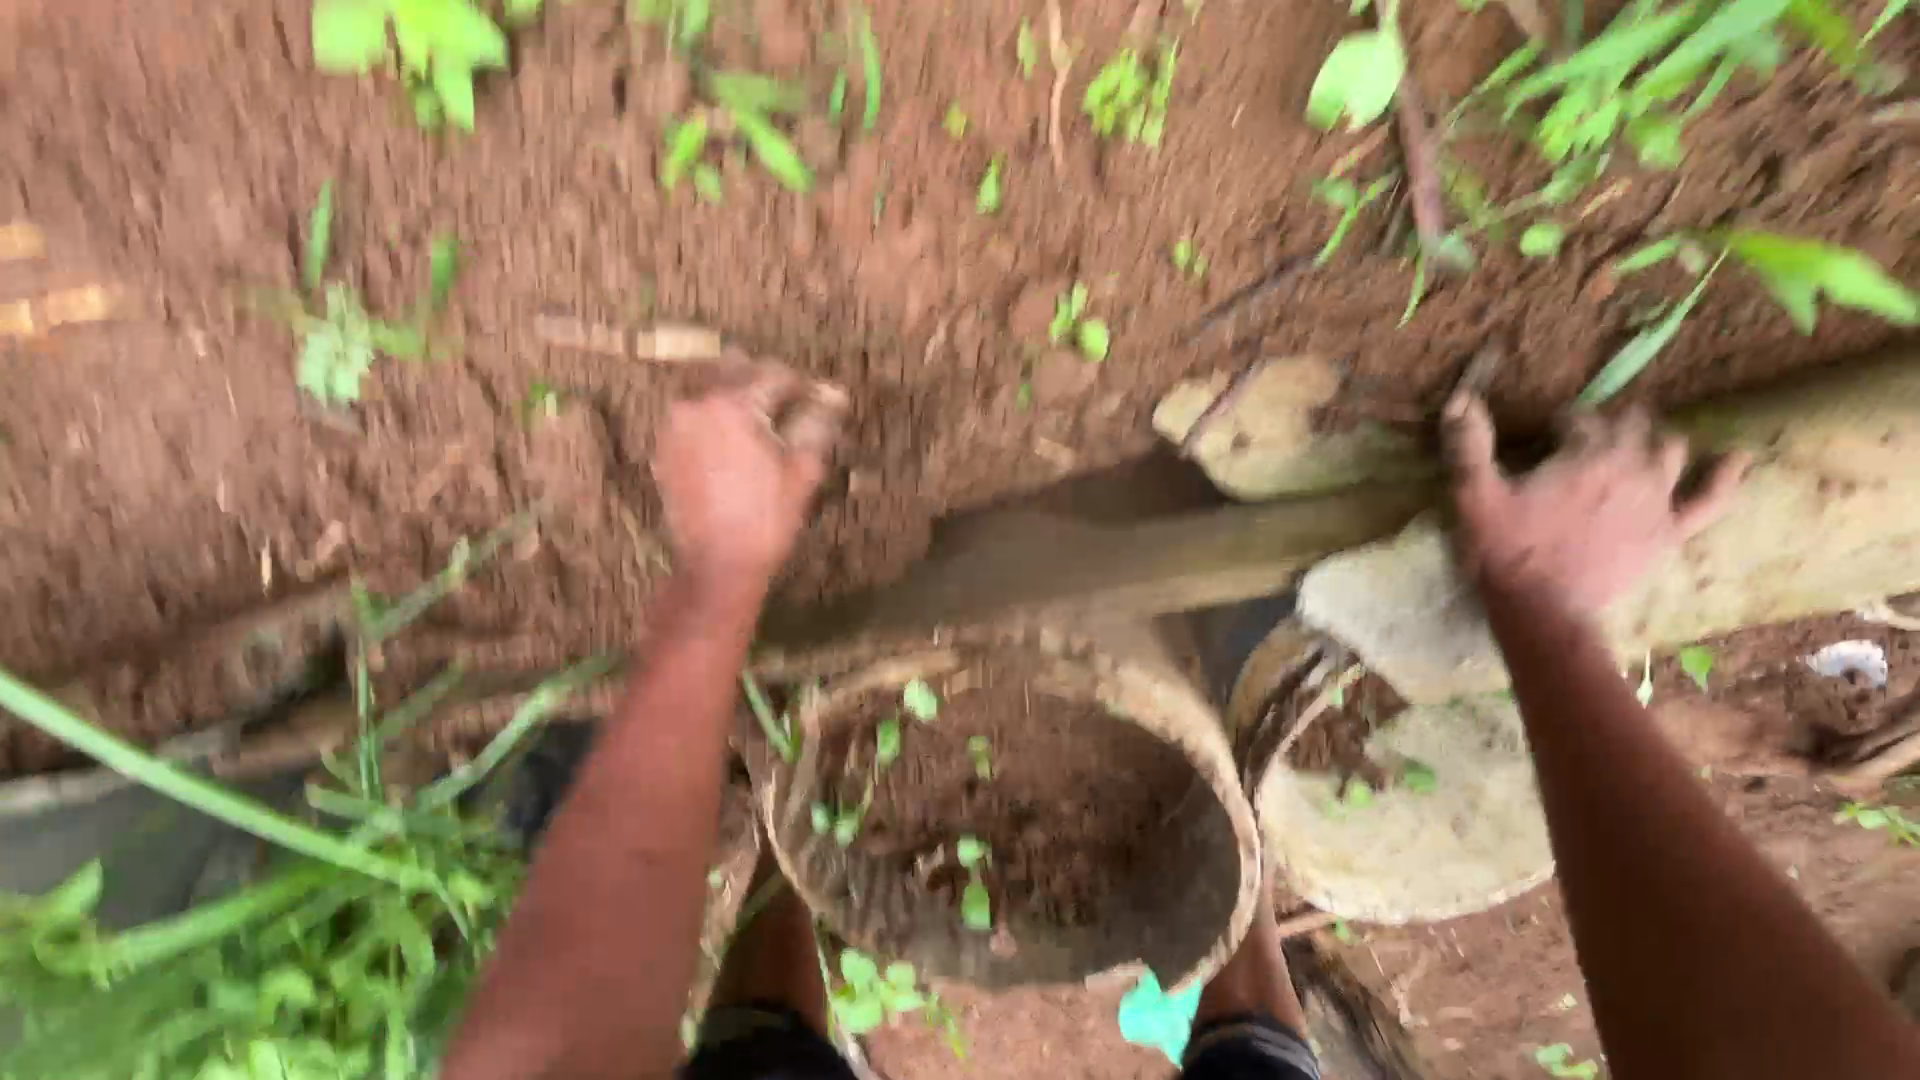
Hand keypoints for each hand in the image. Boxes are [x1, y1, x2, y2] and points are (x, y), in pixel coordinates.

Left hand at [654, 363, 846, 591]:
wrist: (718, 562)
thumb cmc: (767, 518)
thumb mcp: (803, 470)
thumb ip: (816, 424)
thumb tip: (833, 397)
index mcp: (734, 404)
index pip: (773, 375)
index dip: (799, 384)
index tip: (813, 396)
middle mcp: (697, 405)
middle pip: (732, 372)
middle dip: (762, 381)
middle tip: (786, 400)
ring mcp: (675, 427)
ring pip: (707, 392)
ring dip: (733, 396)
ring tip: (758, 417)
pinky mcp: (664, 450)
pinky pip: (691, 418)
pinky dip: (711, 419)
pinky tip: (731, 440)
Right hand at [1442, 393, 1746, 615]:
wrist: (1543, 608)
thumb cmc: (1506, 549)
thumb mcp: (1474, 494)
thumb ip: (1468, 445)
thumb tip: (1460, 400)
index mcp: (1587, 455)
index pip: (1581, 418)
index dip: (1560, 421)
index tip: (1542, 432)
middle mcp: (1632, 468)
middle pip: (1631, 427)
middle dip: (1608, 422)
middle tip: (1583, 431)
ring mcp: (1658, 500)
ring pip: (1668, 451)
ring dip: (1651, 439)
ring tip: (1632, 440)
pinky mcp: (1670, 531)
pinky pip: (1711, 498)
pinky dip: (1724, 476)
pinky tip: (1733, 459)